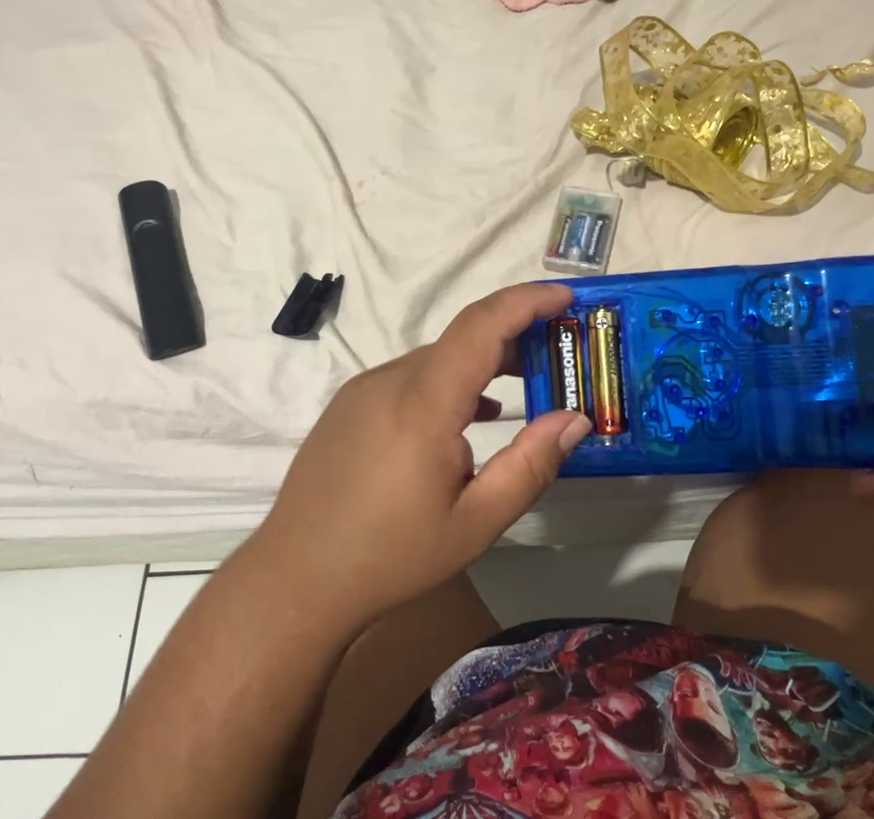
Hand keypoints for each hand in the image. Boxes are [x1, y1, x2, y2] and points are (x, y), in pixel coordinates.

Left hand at [251, 283, 592, 624]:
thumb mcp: (476, 522)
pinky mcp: (347, 408)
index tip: (568, 297)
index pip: (481, 326)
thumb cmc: (392, 556)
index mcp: (422, 402)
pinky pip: (408, 380)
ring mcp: (362, 392)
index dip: (527, 302)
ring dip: (480, 364)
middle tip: (560, 358)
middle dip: (514, 339)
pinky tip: (470, 420)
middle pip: (460, 340)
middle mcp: (388, 381)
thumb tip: (576, 418)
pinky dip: (448, 384)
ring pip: (434, 361)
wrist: (298, 576)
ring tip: (524, 386)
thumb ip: (530, 465)